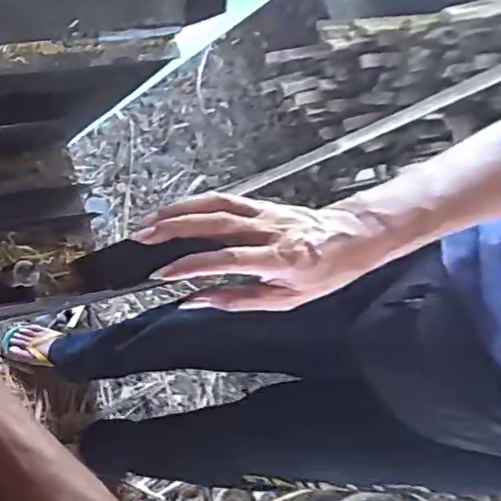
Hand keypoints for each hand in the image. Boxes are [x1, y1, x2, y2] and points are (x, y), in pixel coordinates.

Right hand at [132, 193, 404, 310]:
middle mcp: (271, 232)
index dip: (190, 266)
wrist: (359, 237)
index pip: (227, 259)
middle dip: (172, 229)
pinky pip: (220, 199)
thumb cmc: (325, 272)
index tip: (162, 273)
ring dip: (174, 213)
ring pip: (213, 207)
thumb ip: (237, 300)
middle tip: (141, 238)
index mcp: (282, 259)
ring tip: (146, 223)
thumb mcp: (287, 298)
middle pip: (214, 224)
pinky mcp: (259, 204)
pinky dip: (189, 204)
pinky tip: (168, 211)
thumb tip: (193, 301)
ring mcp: (264, 214)